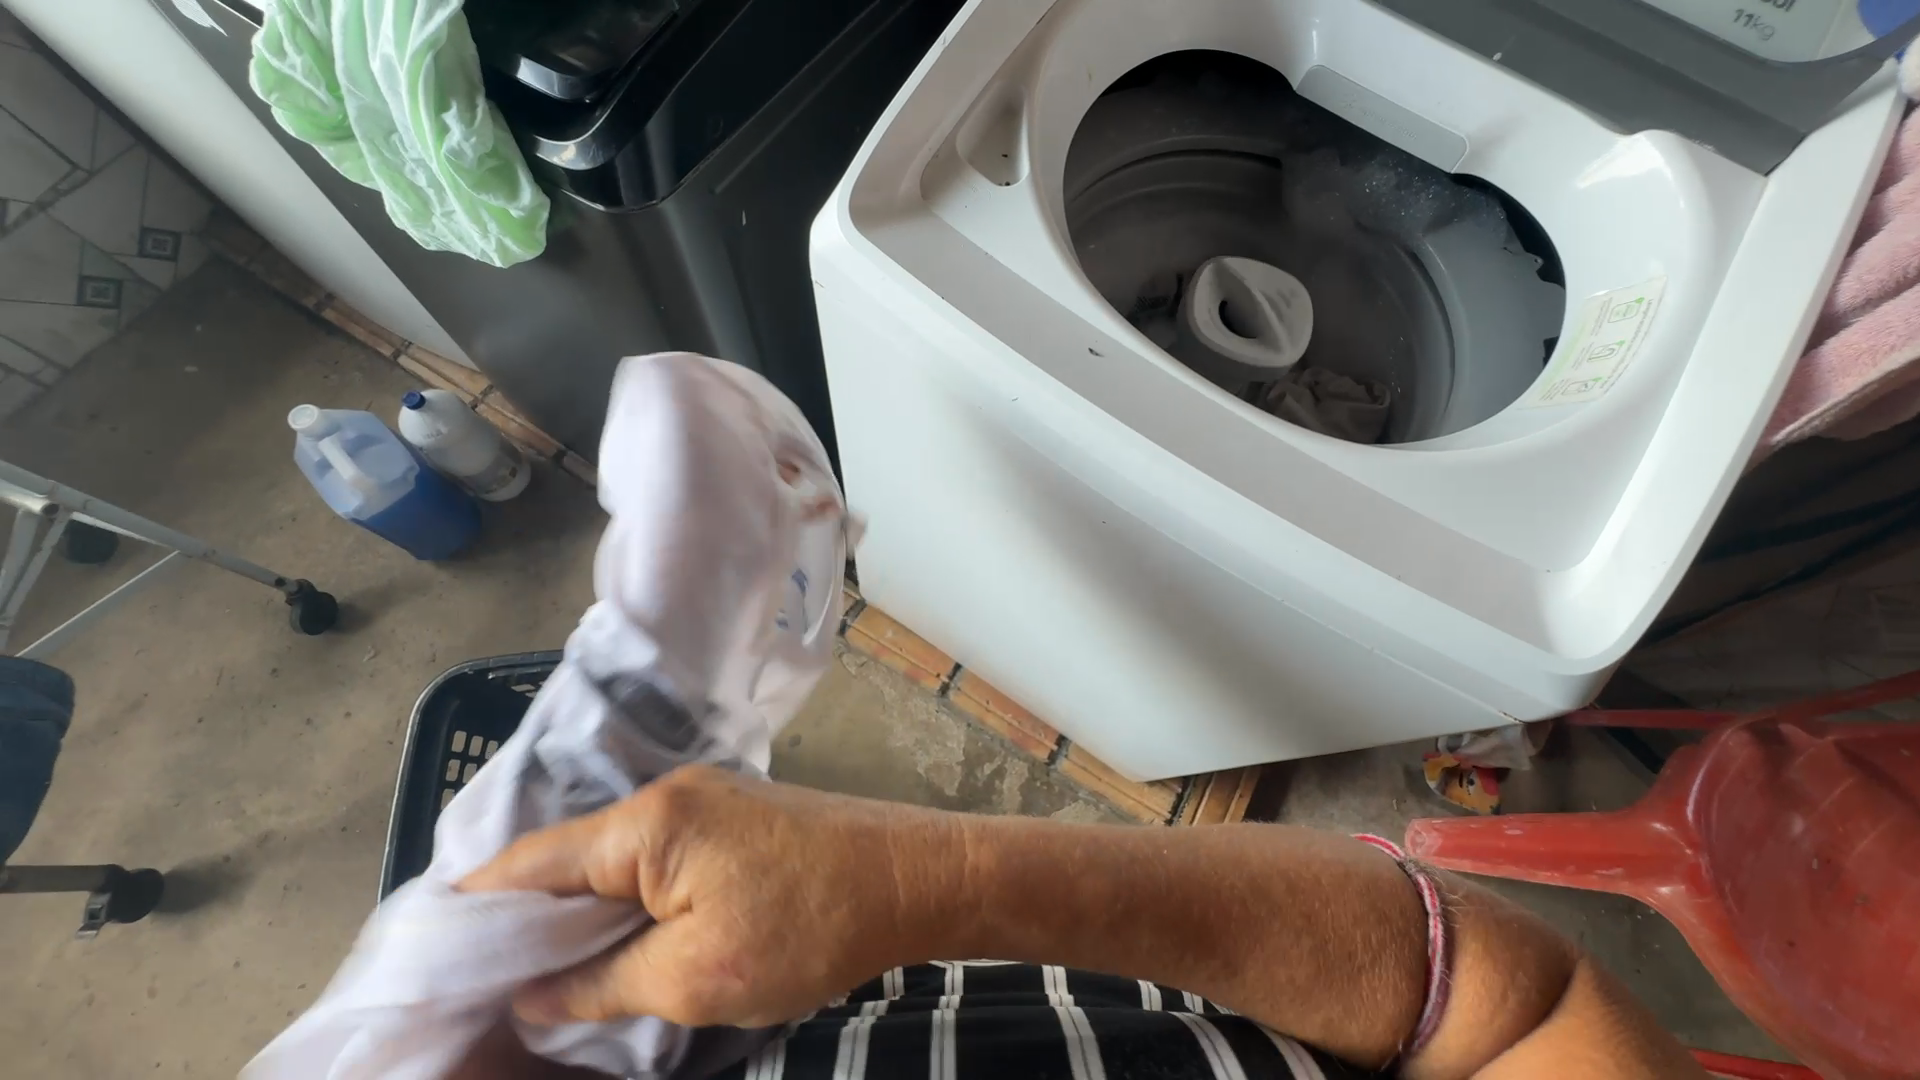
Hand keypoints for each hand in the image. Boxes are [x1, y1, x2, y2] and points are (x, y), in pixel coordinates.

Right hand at [459, 765, 960, 1028]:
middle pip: (565, 858)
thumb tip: (528, 991)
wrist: (910, 877)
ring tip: (530, 976)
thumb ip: (598, 982)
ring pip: (610, 859)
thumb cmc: (809, 927)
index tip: (422, 971)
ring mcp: (702, 800)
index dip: (472, 916)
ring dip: (576, 913)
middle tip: (471, 988)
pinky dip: (623, 898)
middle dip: (520, 922)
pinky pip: (652, 857)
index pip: (528, 865)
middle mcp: (667, 794)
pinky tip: (608, 940)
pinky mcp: (730, 817)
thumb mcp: (694, 976)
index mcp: (647, 822)